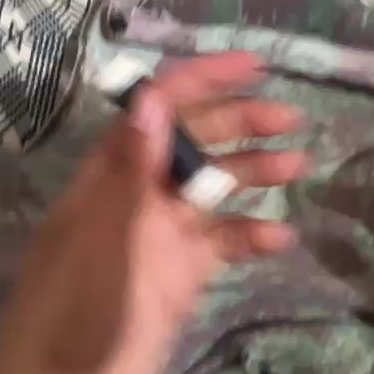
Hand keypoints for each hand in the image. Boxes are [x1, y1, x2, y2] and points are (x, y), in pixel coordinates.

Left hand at [0, 52, 307, 373]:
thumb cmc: (75, 307)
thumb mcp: (104, 232)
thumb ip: (130, 167)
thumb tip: (151, 95)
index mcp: (114, 169)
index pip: (159, 105)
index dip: (203, 78)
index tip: (253, 66)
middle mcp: (139, 190)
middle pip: (193, 140)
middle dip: (239, 121)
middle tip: (291, 119)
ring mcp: (161, 232)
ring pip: (212, 187)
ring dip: (252, 172)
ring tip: (298, 165)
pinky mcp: (179, 274)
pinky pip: (220, 244)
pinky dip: (249, 236)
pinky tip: (281, 238)